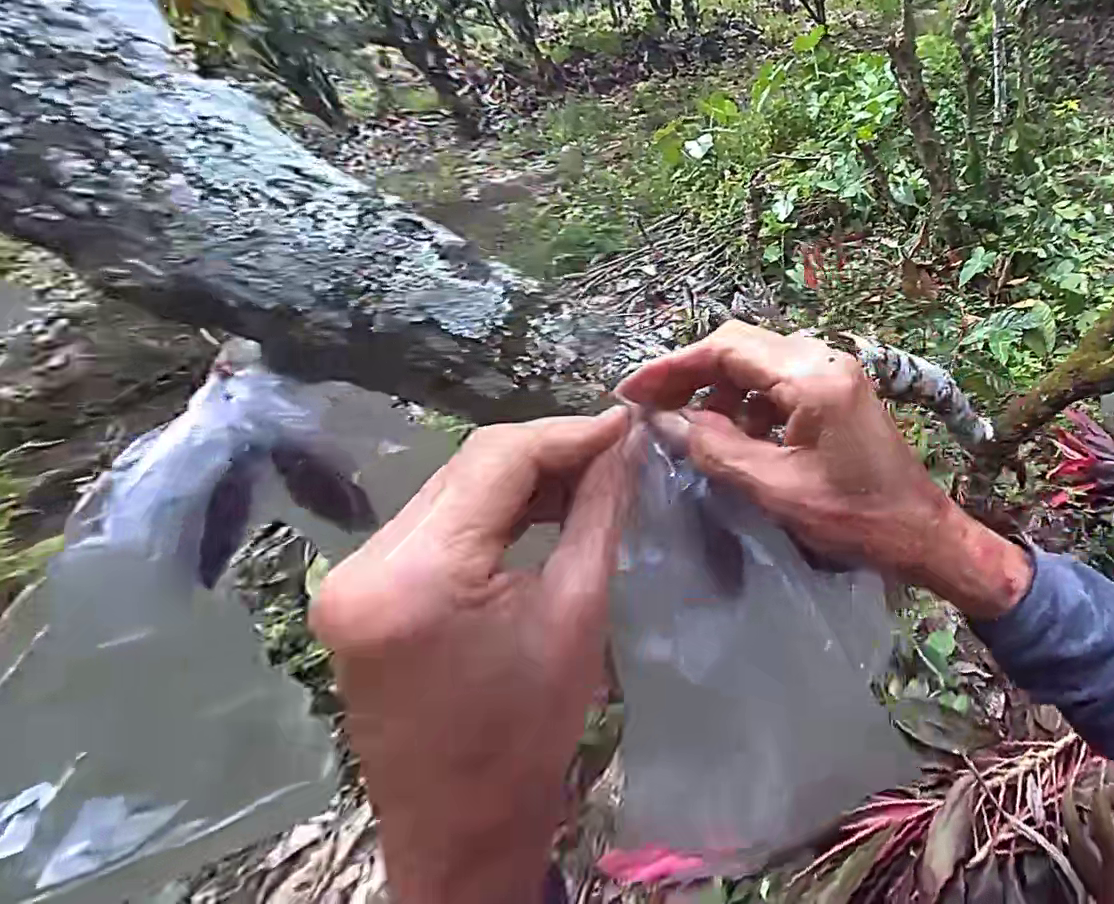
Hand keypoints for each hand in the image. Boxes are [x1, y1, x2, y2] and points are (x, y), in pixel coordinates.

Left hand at [311, 412, 630, 903]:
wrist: (463, 819)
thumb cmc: (534, 723)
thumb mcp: (581, 604)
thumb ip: (599, 509)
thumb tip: (625, 443)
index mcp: (418, 574)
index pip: (499, 458)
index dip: (571, 432)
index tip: (628, 424)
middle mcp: (368, 563)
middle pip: (473, 464)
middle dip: (552, 447)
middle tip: (619, 447)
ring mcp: (356, 575)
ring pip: (458, 483)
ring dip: (529, 472)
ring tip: (594, 474)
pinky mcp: (366, 588)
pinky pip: (445, 515)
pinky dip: (502, 501)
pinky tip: (548, 505)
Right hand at [618, 321, 1030, 617]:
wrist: (919, 528)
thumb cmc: (854, 516)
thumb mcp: (774, 486)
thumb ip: (715, 447)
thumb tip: (664, 419)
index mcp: (813, 376)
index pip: (728, 348)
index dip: (673, 367)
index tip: (632, 393)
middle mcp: (826, 360)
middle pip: (743, 348)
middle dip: (694, 376)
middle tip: (654, 410)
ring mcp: (838, 373)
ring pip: (761, 364)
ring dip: (723, 392)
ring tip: (694, 431)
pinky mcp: (841, 392)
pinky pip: (784, 383)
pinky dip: (753, 404)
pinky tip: (737, 436)